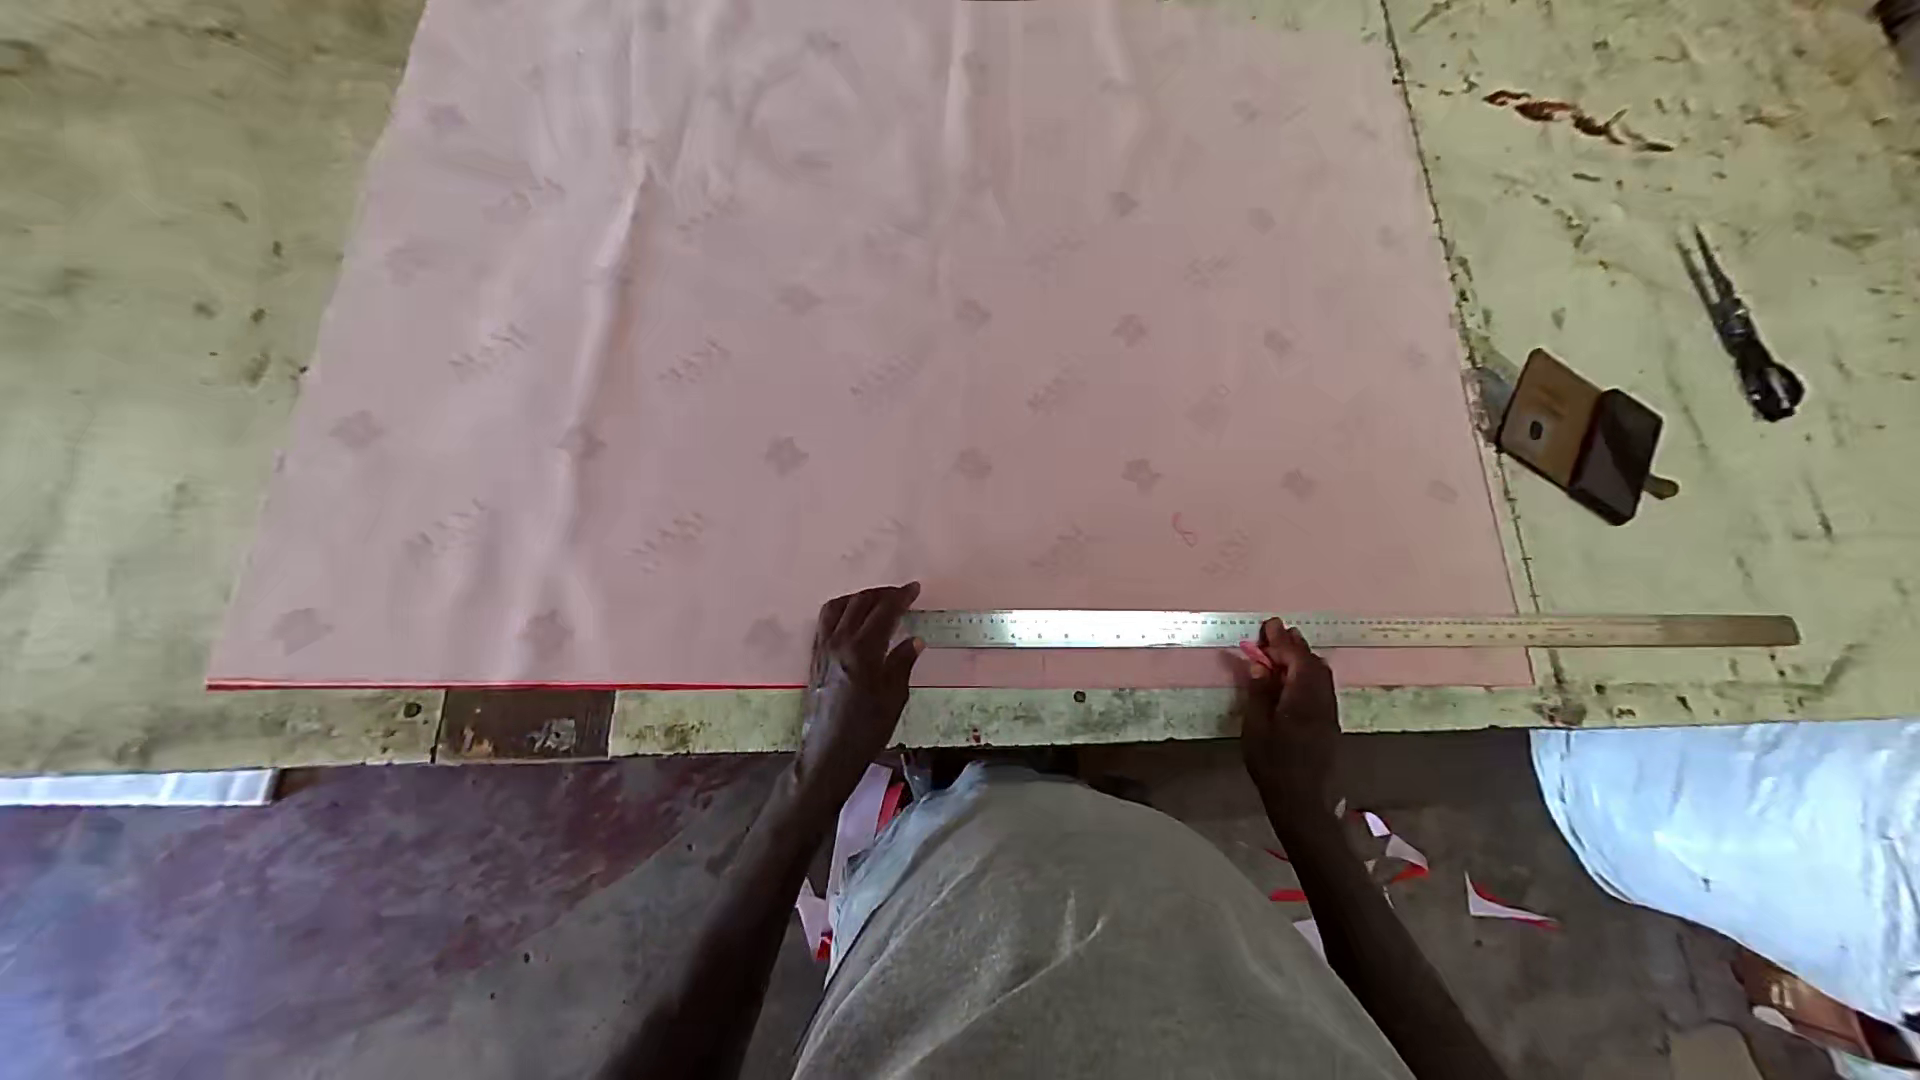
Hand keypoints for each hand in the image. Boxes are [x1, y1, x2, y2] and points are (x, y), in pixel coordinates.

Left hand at [793, 583, 923, 804]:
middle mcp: (839, 642)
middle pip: (860, 602)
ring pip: (838, 607)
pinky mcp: (814, 657)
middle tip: (900, 595)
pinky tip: (853, 619)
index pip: (884, 611)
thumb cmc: (867, 729)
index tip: (914, 589)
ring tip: (876, 602)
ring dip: (859, 598)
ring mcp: (823, 648)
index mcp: (863, 650)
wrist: (829, 753)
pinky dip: (842, 611)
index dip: (901, 597)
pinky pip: (825, 621)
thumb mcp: (894, 697)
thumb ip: (903, 663)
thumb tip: (914, 640)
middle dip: (882, 593)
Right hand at [1237, 618, 1339, 815]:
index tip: (1269, 624)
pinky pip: (1321, 688)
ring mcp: (1329, 714)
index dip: (1283, 641)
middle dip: (1295, 645)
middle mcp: (1322, 702)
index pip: (1297, 660)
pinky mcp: (1328, 724)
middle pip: (1314, 664)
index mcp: (1303, 700)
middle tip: (1276, 631)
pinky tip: (1292, 676)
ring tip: (1283, 649)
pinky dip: (1307, 673)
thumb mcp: (1256, 727)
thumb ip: (1259, 692)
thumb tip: (1259, 664)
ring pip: (1321, 676)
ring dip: (1303, 658)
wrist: (1303, 802)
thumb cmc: (1272, 764)